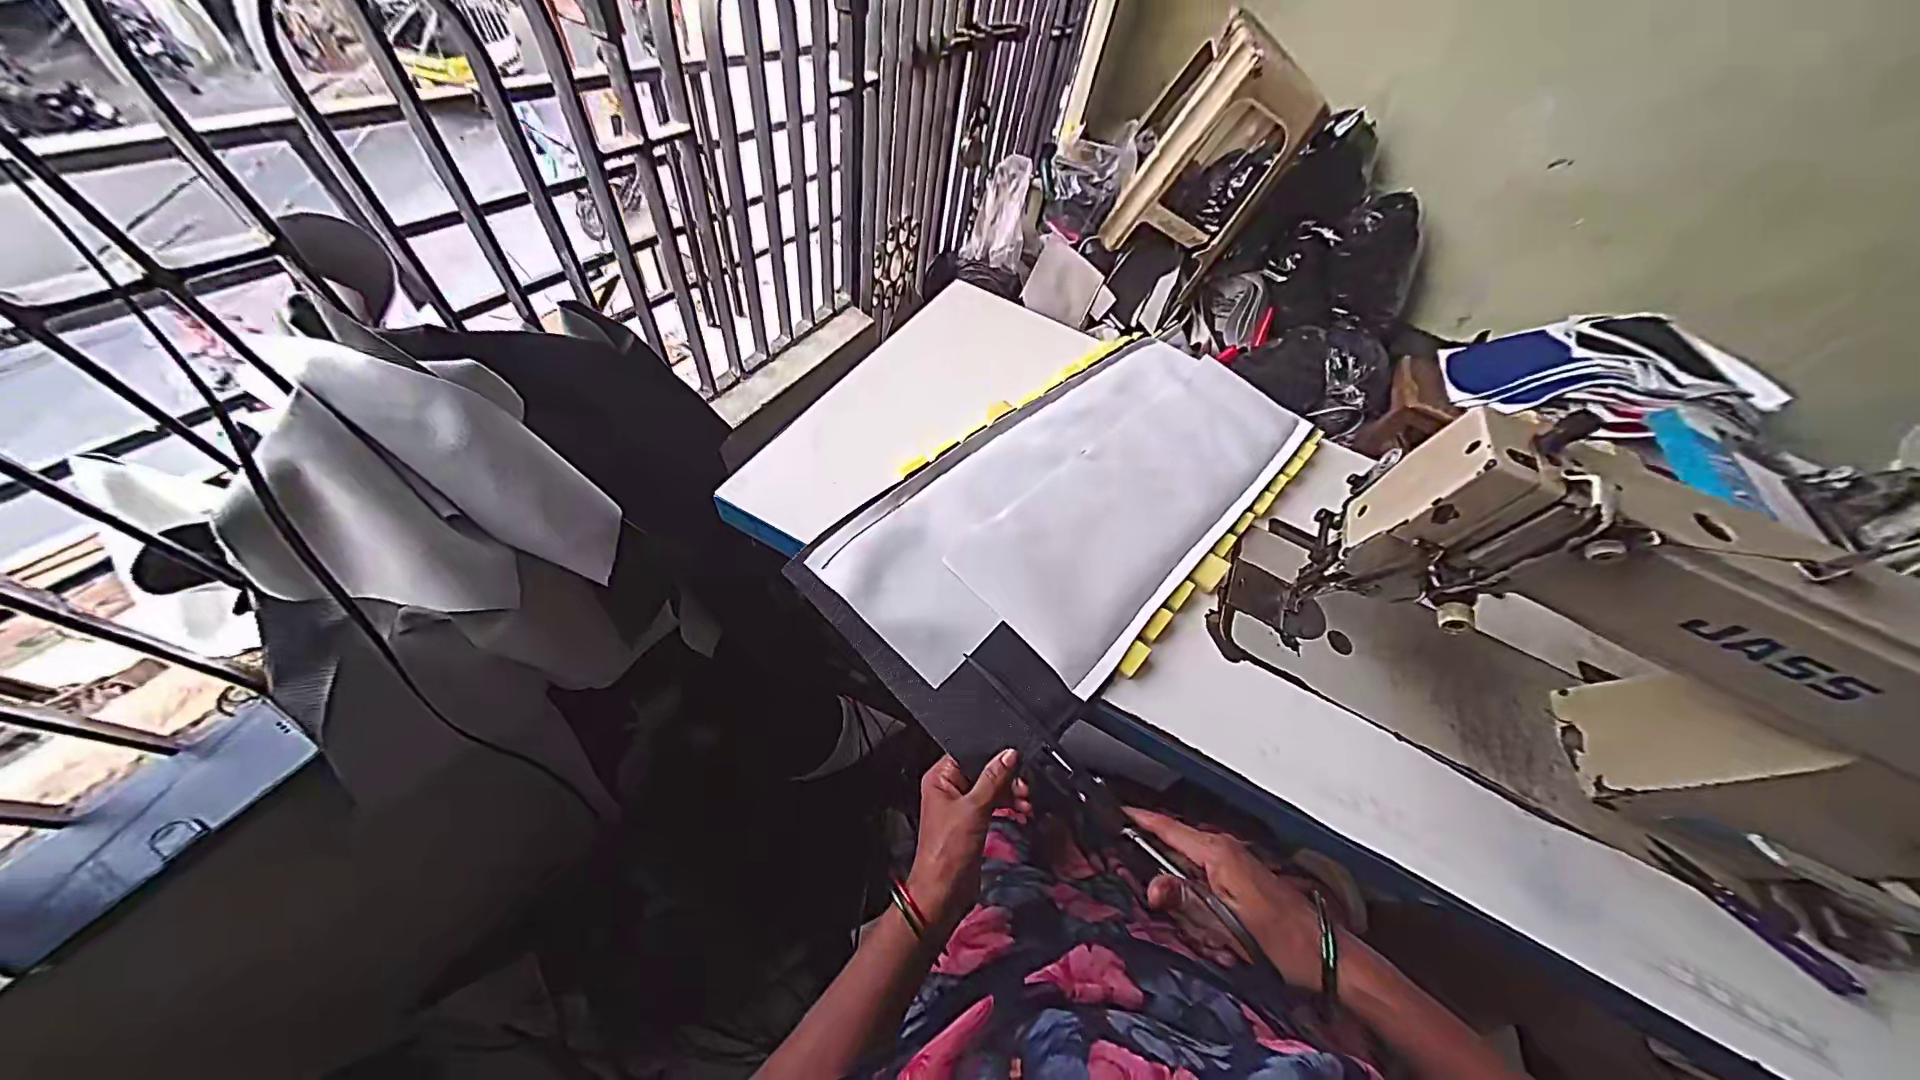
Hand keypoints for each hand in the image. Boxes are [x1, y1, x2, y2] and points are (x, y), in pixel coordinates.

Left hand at [907, 750, 1027, 928]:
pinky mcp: (973, 822)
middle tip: (1024, 785)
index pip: (970, 752)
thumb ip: (993, 779)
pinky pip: (994, 804)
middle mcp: (949, 788)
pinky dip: (1008, 805)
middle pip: (983, 770)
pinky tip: (1022, 809)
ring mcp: (961, 806)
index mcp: (940, 778)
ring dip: (1010, 792)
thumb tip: (1009, 754)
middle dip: (1006, 776)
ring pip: (991, 787)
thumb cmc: (945, 853)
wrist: (943, 893)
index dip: (993, 754)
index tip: (1015, 758)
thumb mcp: (973, 809)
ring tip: (1026, 800)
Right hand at [1125, 807, 1330, 989]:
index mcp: (1218, 853)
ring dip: (1186, 897)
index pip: (1168, 828)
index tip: (1119, 813)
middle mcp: (1225, 850)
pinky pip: (1205, 879)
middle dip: (1163, 876)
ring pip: (1189, 869)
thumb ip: (1185, 902)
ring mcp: (1234, 861)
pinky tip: (1218, 932)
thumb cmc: (1285, 941)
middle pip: (1174, 850)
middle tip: (1162, 904)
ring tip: (1207, 932)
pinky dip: (1201, 901)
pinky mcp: (1240, 875)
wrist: (1326, 955)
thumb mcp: (1226, 925)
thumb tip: (1153, 887)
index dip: (1140, 819)